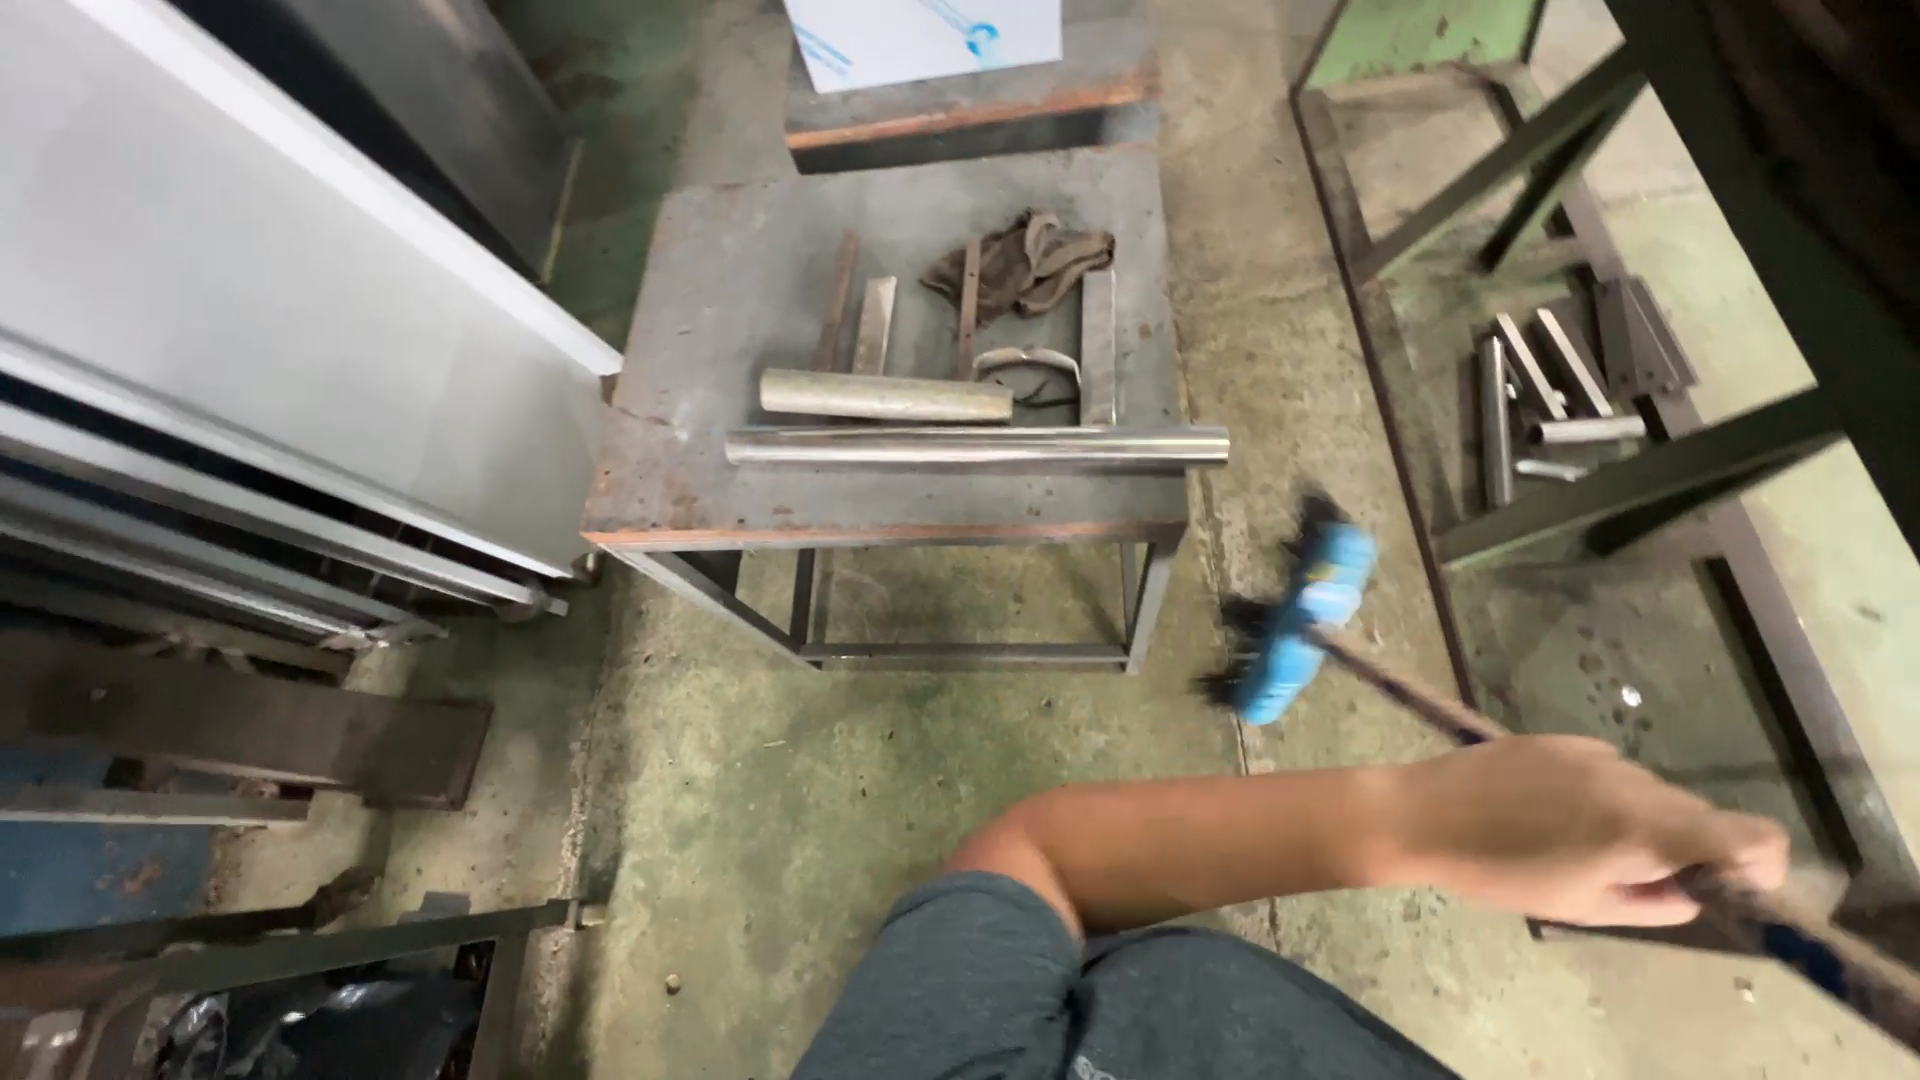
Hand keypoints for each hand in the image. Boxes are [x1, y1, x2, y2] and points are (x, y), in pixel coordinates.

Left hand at [1384, 735, 1789, 926]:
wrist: (1418, 814)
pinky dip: (1598, 787)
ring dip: (1635, 813)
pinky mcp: (1549, 737)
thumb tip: (1693, 889)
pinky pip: (1602, 764)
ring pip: (1646, 786)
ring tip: (1574, 835)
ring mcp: (1584, 752)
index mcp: (1640, 827)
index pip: (1753, 834)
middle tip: (1626, 868)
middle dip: (1681, 843)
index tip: (1720, 881)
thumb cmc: (1496, 871)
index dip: (1758, 863)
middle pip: (1693, 811)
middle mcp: (1624, 780)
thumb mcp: (1584, 906)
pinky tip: (1549, 805)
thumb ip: (1657, 901)